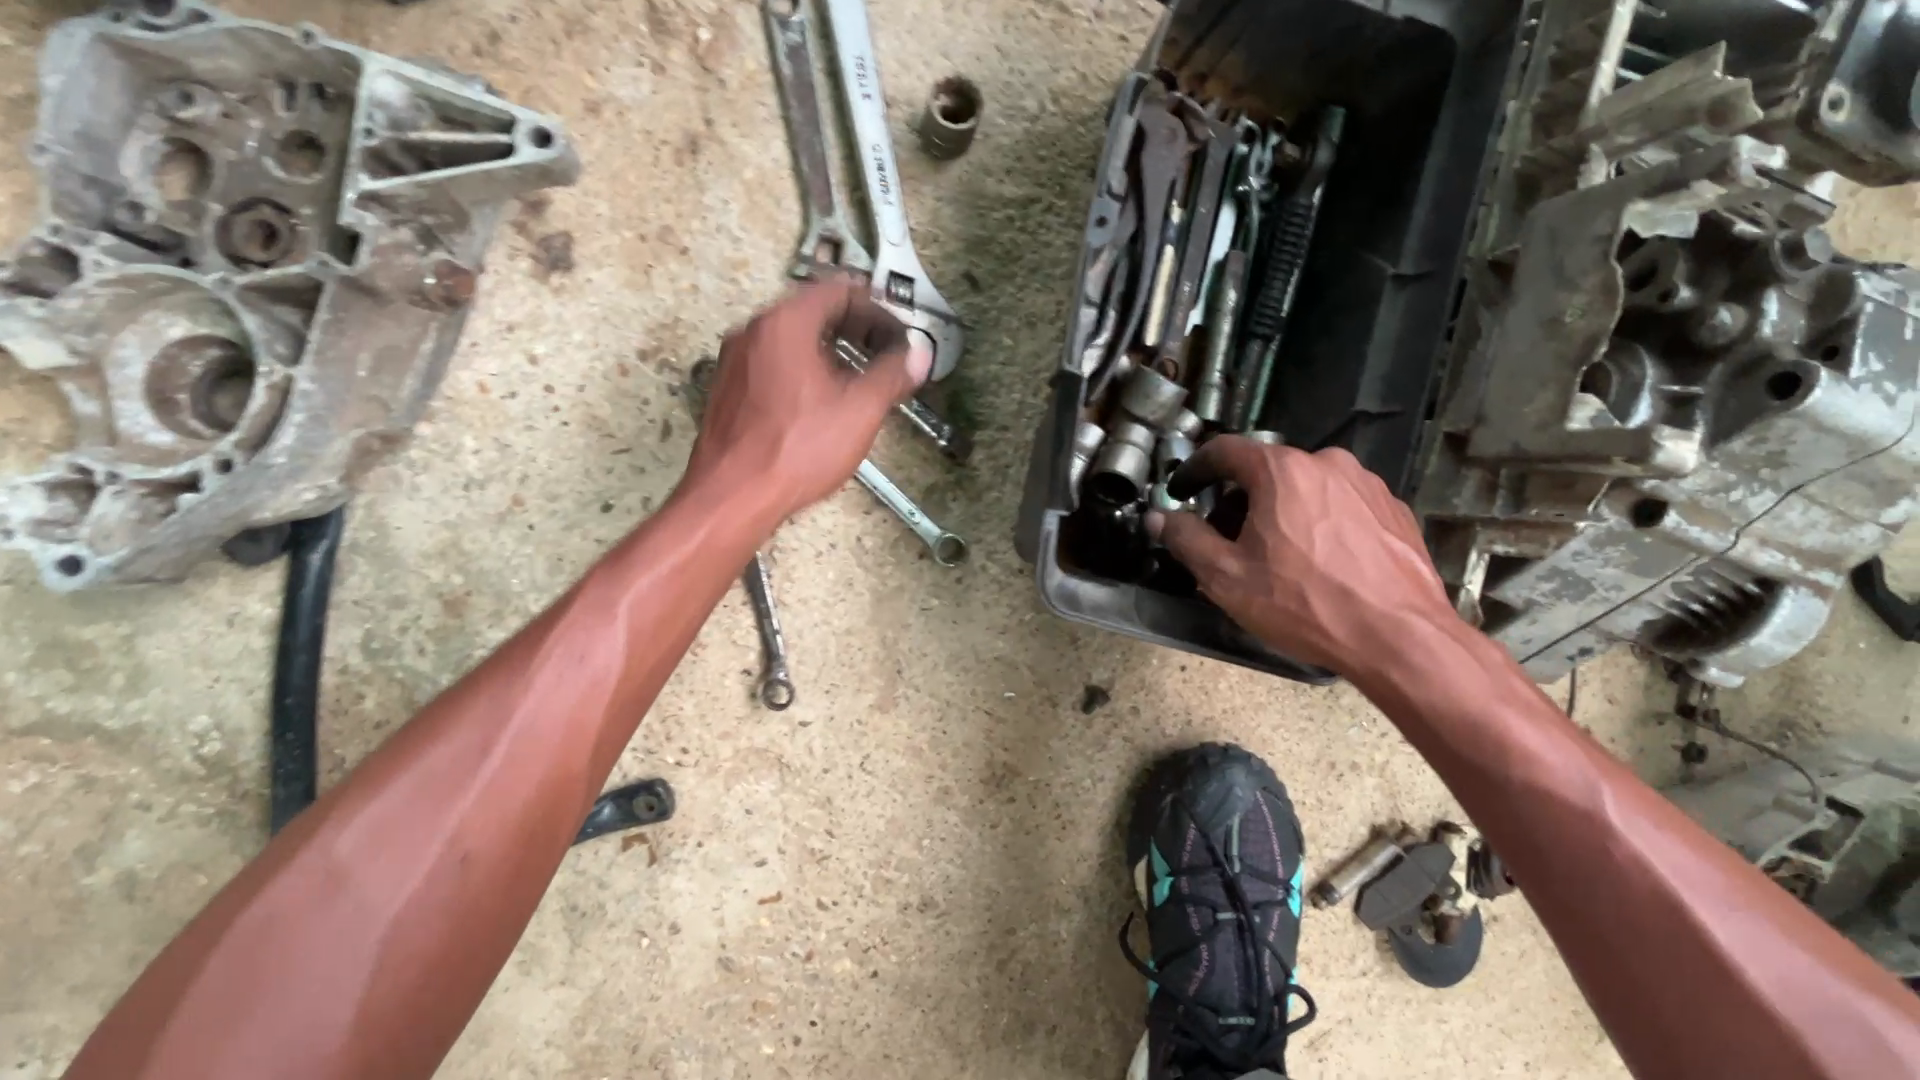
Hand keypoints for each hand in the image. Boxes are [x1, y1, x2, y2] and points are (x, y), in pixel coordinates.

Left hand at [685, 280, 929, 521]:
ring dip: (829, 351)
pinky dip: (803, 370)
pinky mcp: (728, 390)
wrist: (732, 496)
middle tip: (884, 353)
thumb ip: (892, 375)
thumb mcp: (860, 410)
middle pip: (812, 311)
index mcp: (785, 323)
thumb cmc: (794, 450)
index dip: (876, 308)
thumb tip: (916, 357)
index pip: (838, 290)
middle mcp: (753, 332)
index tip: (897, 332)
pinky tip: (822, 403)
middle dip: (854, 329)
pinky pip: (772, 365)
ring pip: (791, 340)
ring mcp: (735, 361)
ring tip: (859, 380)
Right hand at [1152, 438, 1455, 673]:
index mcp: (1282, 471)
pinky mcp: (1395, 510)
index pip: (1224, 451)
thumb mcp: (1227, 577)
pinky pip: (1342, 507)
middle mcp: (1327, 463)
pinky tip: (1321, 565)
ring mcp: (1367, 485)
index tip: (1182, 492)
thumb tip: (1161, 517)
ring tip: (1276, 558)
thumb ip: (1186, 539)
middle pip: (1267, 472)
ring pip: (1306, 489)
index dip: (1195, 469)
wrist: (1399, 637)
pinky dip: (1320, 524)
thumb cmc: (1304, 603)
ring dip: (1282, 513)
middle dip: (1239, 501)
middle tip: (1227, 541)